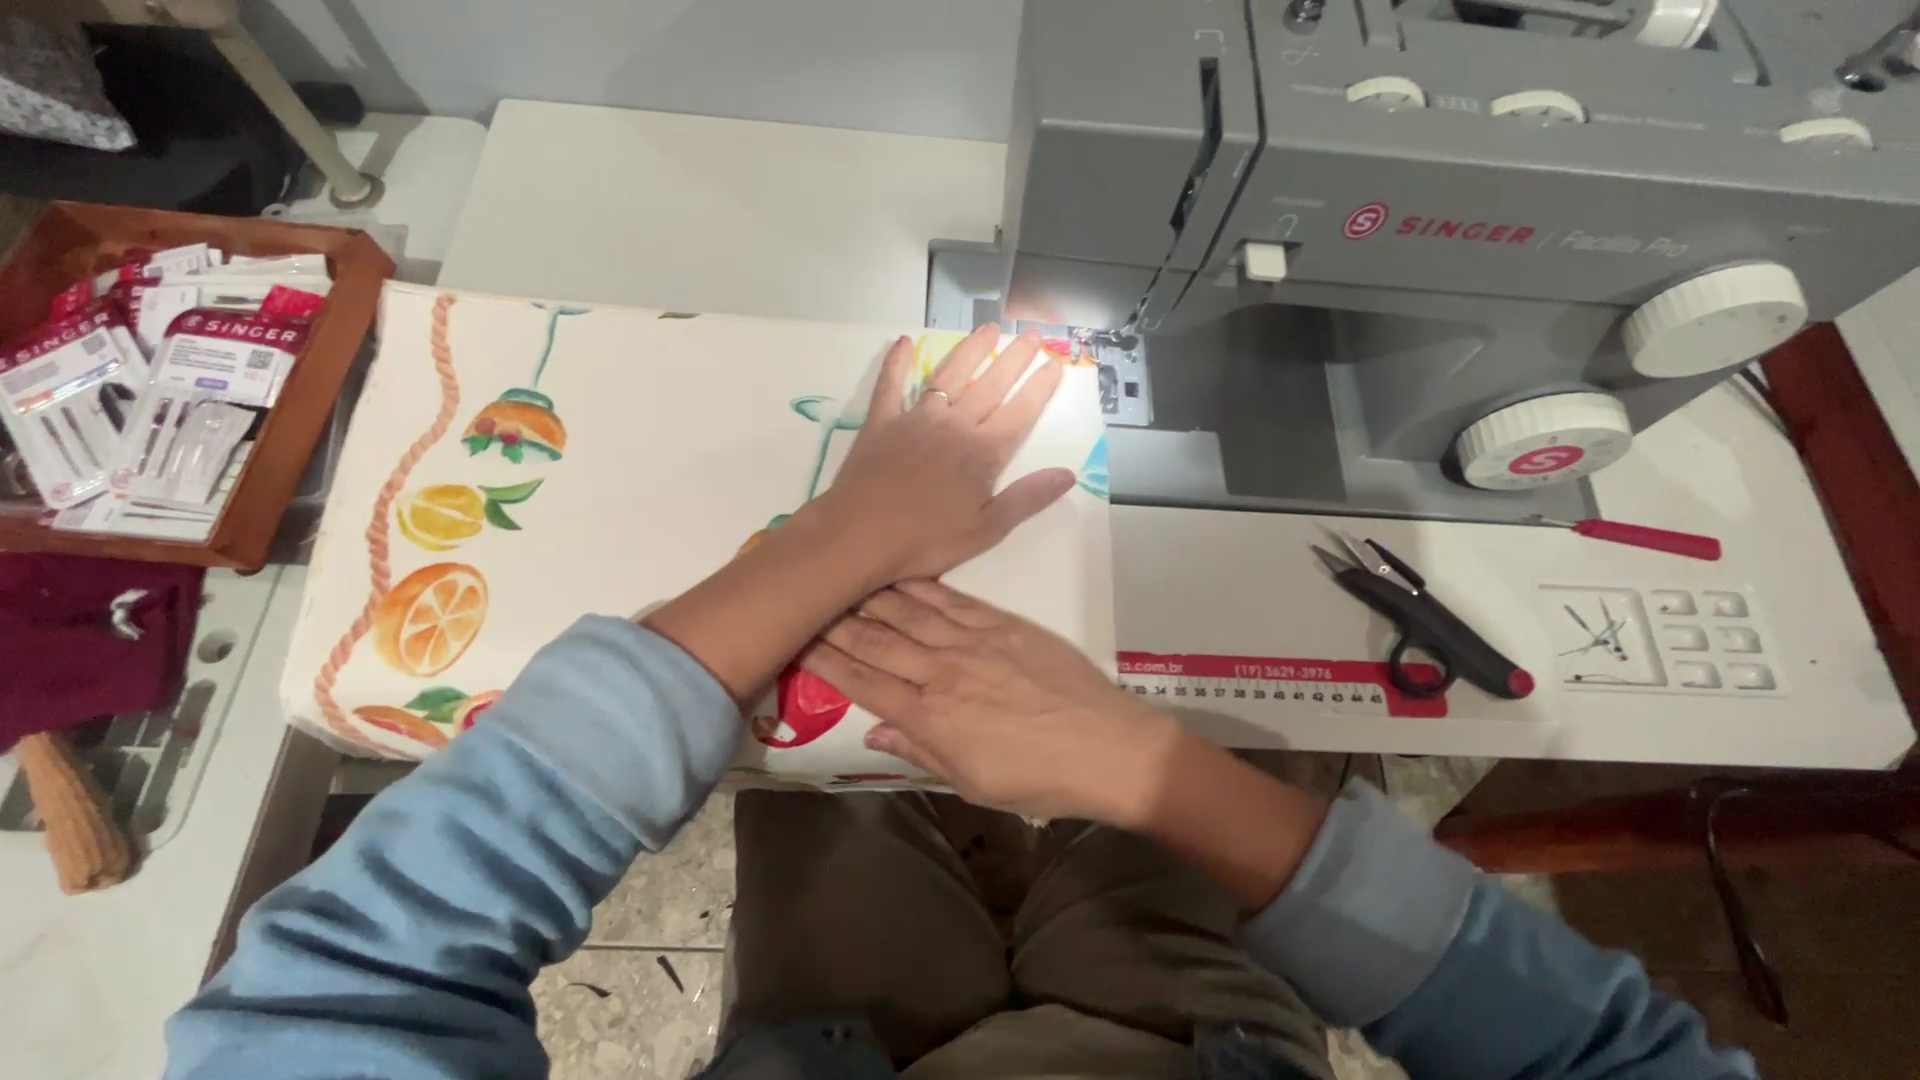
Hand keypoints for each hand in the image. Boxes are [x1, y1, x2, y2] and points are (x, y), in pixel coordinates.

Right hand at [799, 578, 1183, 822]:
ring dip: (868, 598)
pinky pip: (950, 600)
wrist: (1107, 747)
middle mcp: (942, 672)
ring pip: (907, 614)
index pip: (863, 683)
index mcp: (930, 717)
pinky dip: (919, 587)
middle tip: (805, 605)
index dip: (826, 661)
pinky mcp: (1001, 624)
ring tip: (839, 583)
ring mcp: (972, 642)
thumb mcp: (972, 783)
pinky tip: (897, 574)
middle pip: (876, 642)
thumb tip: (874, 732)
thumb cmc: (1038, 780)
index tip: (798, 642)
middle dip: (835, 623)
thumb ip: (920, 751)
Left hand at [812, 324, 1074, 583]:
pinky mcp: (882, 422)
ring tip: (988, 329)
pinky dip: (897, 362)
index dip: (1039, 388)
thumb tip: (1068, 474)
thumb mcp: (986, 530)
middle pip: (991, 384)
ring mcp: (916, 419)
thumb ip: (1027, 499)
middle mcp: (954, 425)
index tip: (1054, 365)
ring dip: (971, 350)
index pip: (1020, 412)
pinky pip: (890, 384)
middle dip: (1014, 359)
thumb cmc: (926, 541)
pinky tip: (902, 341)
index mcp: (983, 453)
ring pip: (949, 374)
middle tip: (1032, 335)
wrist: (860, 536)